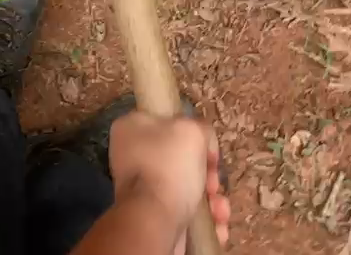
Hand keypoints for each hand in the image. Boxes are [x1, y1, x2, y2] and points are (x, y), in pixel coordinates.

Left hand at [108, 112, 231, 251]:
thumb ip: (200, 128)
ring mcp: (140, 187)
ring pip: (185, 188)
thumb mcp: (191, 131)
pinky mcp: (152, 214)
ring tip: (219, 210)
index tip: (208, 153)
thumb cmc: (168, 166)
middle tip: (214, 185)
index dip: (193, 136)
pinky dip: (203, 220)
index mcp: (131, 127)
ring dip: (211, 201)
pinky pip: (184, 212)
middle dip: (207, 175)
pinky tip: (217, 226)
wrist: (153, 219)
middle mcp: (131, 155)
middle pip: (180, 159)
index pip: (167, 123)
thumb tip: (204, 143)